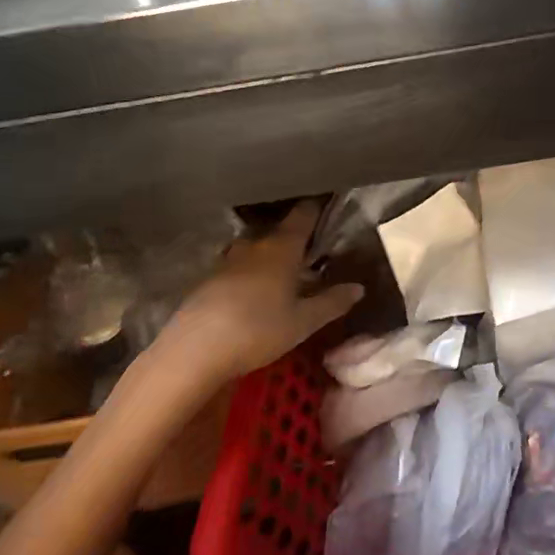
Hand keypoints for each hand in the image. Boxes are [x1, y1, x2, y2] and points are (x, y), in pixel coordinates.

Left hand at [153, 202, 363, 388]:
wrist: (196, 349)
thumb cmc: (259, 329)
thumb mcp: (303, 321)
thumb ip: (332, 302)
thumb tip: (359, 288)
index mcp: (281, 248)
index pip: (302, 216)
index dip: (316, 208)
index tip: (327, 205)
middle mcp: (254, 245)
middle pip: (277, 230)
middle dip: (294, 235)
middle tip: (311, 247)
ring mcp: (227, 260)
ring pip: (254, 248)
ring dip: (269, 254)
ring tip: (283, 270)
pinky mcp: (208, 279)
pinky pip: (236, 266)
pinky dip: (249, 271)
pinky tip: (254, 291)